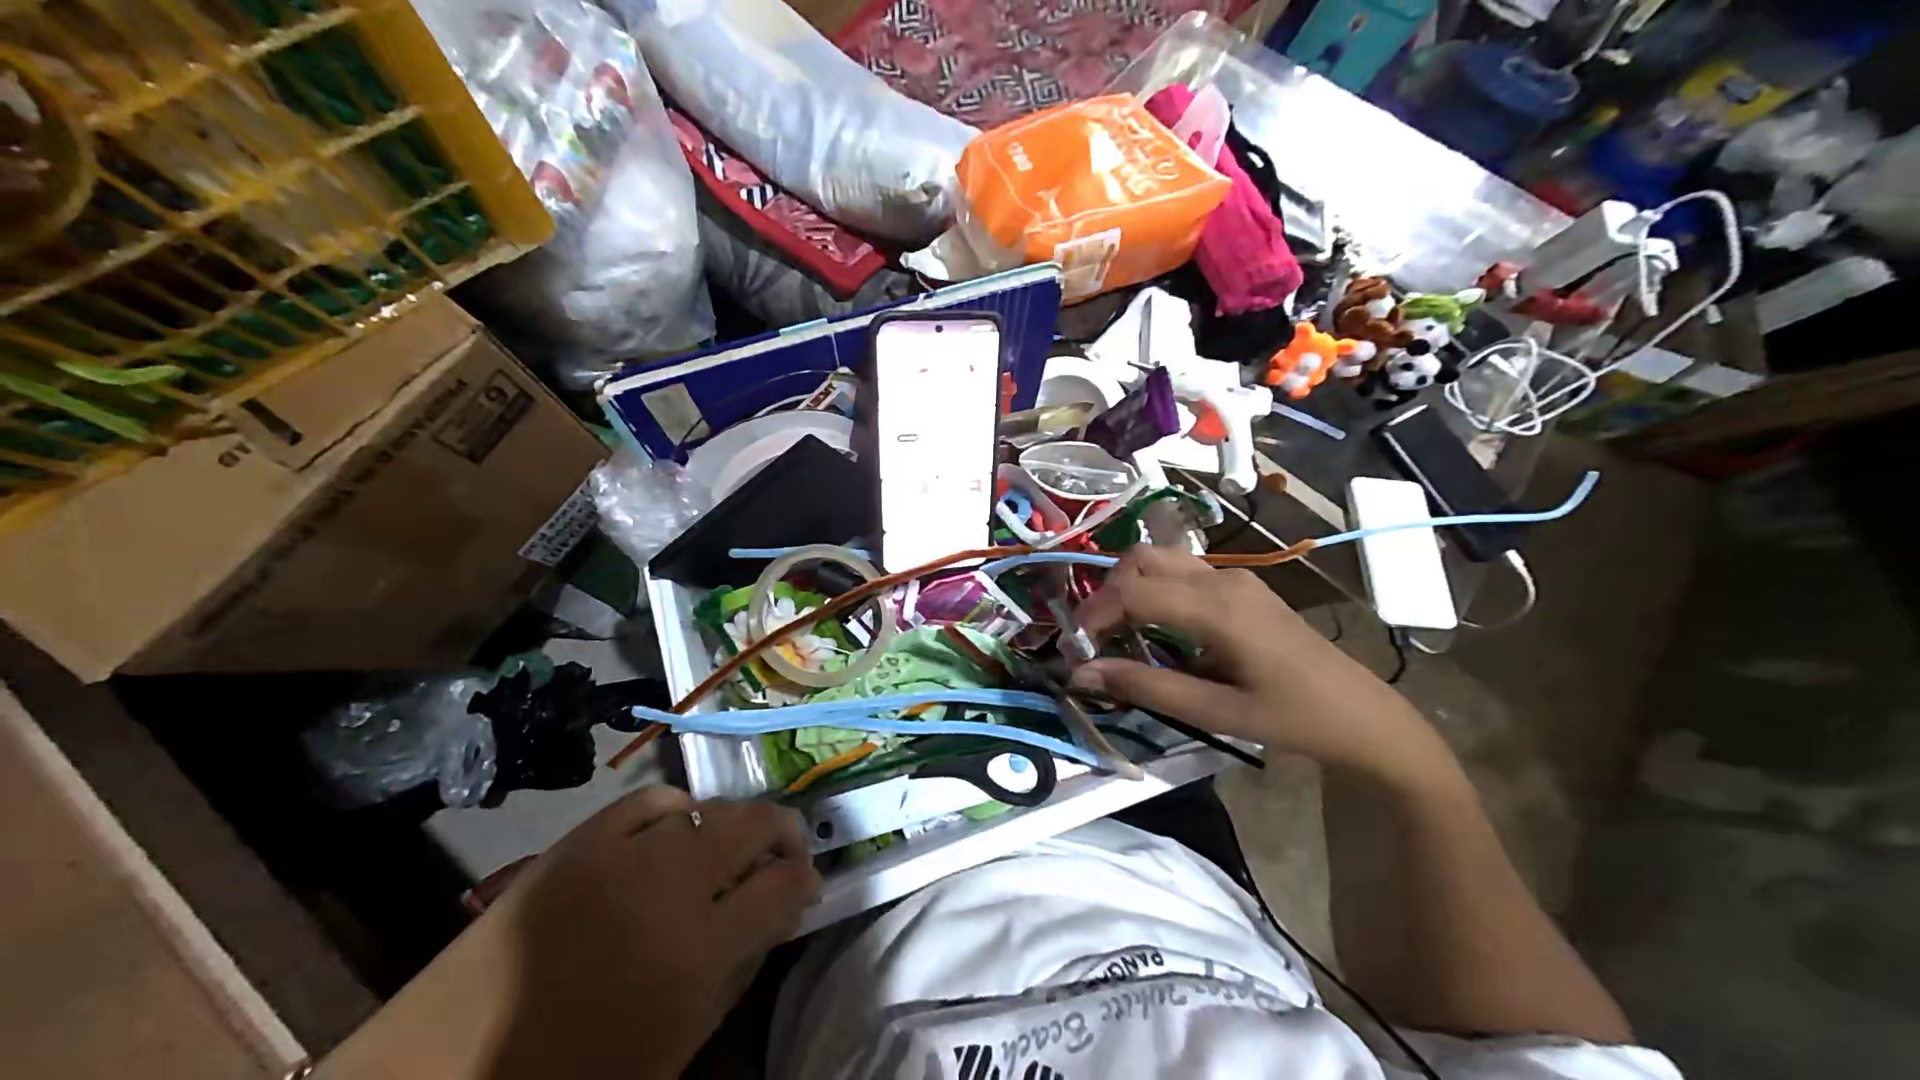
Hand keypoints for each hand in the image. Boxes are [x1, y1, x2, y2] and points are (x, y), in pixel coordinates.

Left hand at [316, 787, 819, 1079]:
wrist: (449, 1069)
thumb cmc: (581, 1071)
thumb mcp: (681, 1039)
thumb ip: (740, 967)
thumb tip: (778, 913)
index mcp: (700, 950)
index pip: (784, 885)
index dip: (807, 880)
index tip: (809, 885)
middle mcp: (669, 886)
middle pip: (755, 824)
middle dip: (785, 834)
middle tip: (785, 856)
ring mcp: (620, 855)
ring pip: (707, 808)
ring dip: (733, 826)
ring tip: (731, 848)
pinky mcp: (578, 841)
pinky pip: (648, 802)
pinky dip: (674, 812)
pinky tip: (675, 832)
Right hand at [1070, 546, 1452, 791]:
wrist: (1364, 716)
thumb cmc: (1293, 718)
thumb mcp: (1217, 711)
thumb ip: (1146, 687)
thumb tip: (1082, 673)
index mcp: (1218, 607)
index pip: (1133, 590)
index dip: (1093, 615)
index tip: (1074, 651)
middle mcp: (1222, 579)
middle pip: (1142, 559)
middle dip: (1106, 594)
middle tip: (1093, 639)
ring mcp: (1234, 578)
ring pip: (1160, 561)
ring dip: (1128, 589)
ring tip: (1116, 634)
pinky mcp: (1241, 587)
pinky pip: (1181, 574)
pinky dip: (1151, 591)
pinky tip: (1153, 630)